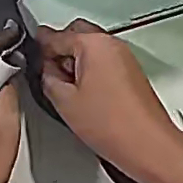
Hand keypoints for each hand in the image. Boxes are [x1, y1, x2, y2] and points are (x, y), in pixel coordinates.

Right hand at [36, 20, 182, 182]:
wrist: (149, 147)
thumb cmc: (116, 126)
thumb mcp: (64, 101)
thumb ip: (46, 77)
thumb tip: (45, 70)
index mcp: (94, 44)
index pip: (55, 35)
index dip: (39, 48)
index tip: (32, 56)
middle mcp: (112, 45)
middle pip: (75, 34)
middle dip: (59, 50)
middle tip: (48, 71)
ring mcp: (124, 58)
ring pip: (90, 48)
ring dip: (75, 61)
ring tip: (68, 90)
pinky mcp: (131, 73)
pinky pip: (103, 61)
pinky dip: (90, 71)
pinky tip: (84, 96)